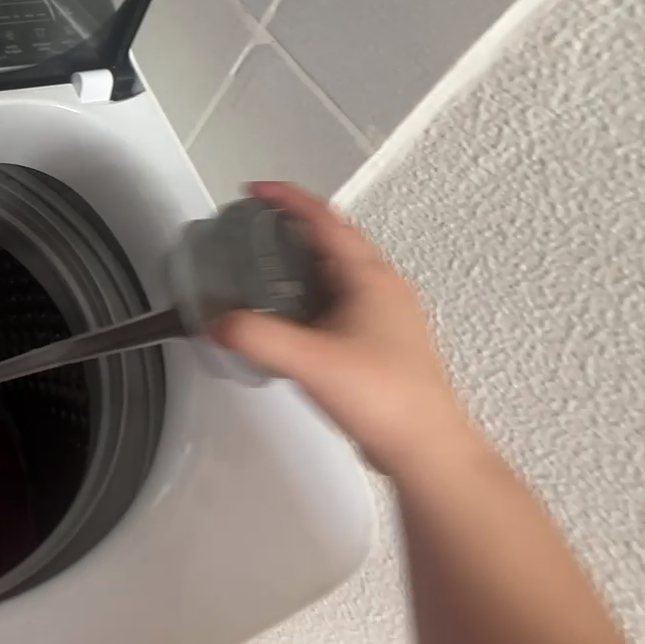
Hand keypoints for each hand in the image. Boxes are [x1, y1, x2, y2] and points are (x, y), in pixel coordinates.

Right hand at [211, 182, 483, 478]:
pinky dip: (305, 291)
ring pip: (334, 270)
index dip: (287, 199)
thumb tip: (216, 322)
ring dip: (297, 259)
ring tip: (259, 265)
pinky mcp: (376, 341)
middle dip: (289, 226)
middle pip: (331, 239)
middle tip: (252, 226)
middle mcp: (381, 289)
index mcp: (370, 279)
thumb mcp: (309, 361)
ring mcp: (383, 316)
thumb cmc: (387, 401)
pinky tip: (285, 313)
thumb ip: (255, 337)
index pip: (324, 220)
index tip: (254, 191)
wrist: (428, 452)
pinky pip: (336, 298)